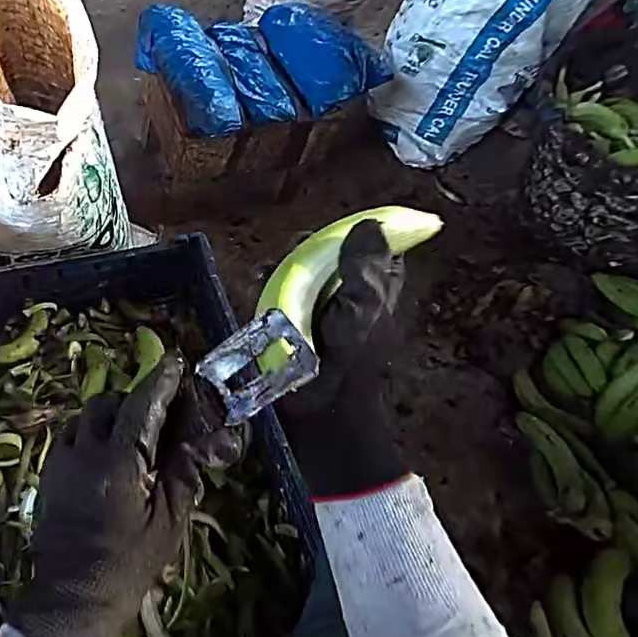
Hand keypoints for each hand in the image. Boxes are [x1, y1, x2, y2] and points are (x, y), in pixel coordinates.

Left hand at [10, 351, 241, 636]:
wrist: (72, 600)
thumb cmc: (128, 564)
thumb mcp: (168, 523)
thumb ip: (183, 474)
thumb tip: (200, 440)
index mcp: (118, 463)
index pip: (141, 406)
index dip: (161, 381)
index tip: (176, 362)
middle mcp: (83, 453)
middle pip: (106, 403)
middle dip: (132, 400)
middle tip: (156, 415)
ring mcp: (59, 464)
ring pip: (83, 419)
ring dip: (108, 417)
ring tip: (130, 438)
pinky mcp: (47, 477)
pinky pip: (69, 439)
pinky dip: (89, 435)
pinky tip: (105, 459)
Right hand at [279, 219, 409, 499]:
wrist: (318, 411)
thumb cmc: (347, 360)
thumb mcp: (363, 308)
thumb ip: (366, 267)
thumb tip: (370, 225)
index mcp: (377, 291)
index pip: (374, 249)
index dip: (355, 236)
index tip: (334, 235)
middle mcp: (352, 298)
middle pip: (334, 257)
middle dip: (313, 250)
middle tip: (297, 250)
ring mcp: (323, 312)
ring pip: (306, 273)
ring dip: (288, 267)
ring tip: (271, 270)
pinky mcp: (297, 324)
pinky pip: (284, 294)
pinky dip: (271, 286)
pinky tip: (259, 284)